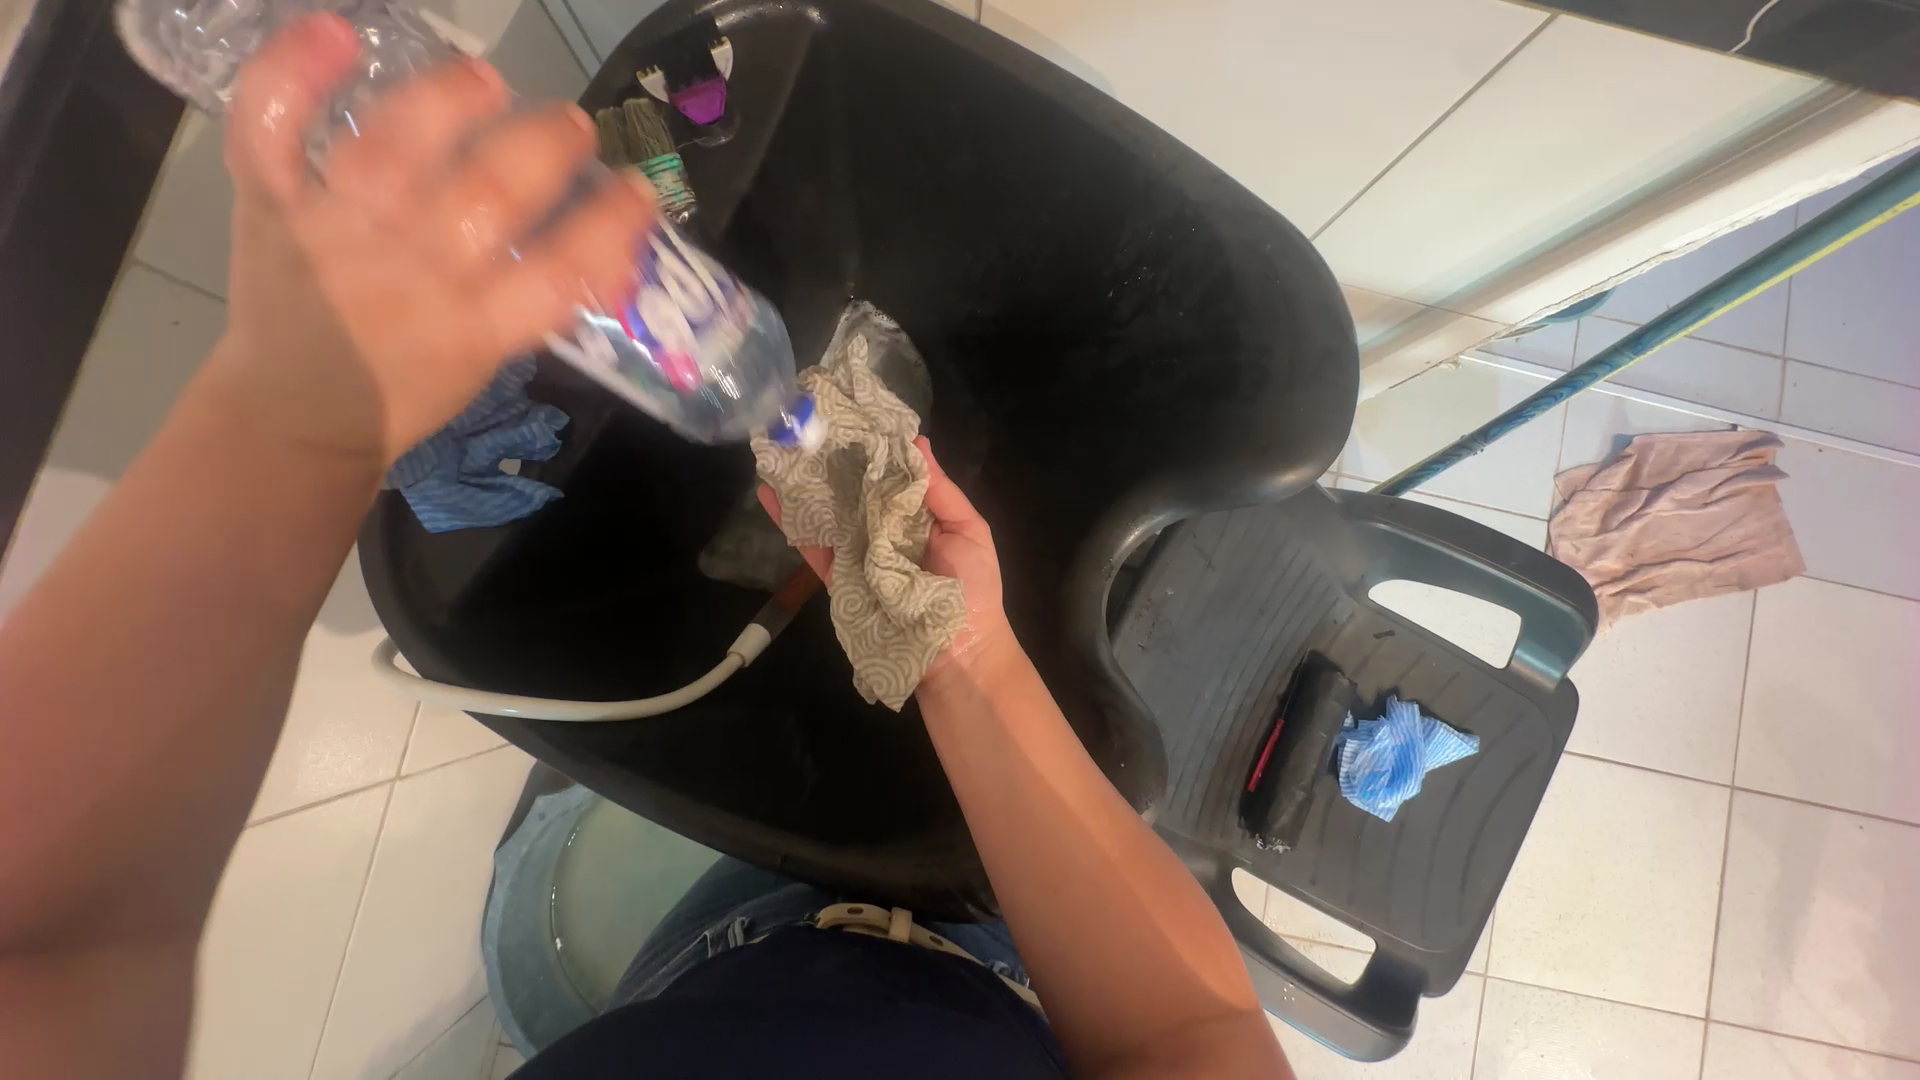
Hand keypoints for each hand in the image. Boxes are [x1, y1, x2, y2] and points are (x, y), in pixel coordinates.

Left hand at [207, 14, 653, 467]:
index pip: (562, 272)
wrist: (298, 414)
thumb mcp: (490, 366)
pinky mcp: (271, 206)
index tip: (641, 191)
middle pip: (487, 195)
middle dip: (543, 149)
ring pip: (391, 149)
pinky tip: (337, 29)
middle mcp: (412, 275)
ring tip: (489, 79)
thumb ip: (532, 309)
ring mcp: (336, 234)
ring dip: (446, 102)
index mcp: (476, 329)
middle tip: (575, 124)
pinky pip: (269, 129)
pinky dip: (294, 72)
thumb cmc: (411, 395)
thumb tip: (595, 257)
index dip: (610, 226)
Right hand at [757, 437, 1016, 679]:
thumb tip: (917, 442)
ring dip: (804, 484)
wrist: (958, 655)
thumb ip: (940, 490)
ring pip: (829, 513)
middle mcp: (884, 529)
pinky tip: (771, 493)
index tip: (847, 414)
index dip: (870, 446)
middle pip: (853, 489)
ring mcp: (860, 553)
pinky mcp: (839, 579)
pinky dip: (793, 523)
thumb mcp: (969, 530)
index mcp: (917, 514)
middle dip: (830, 460)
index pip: (889, 473)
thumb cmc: (973, 589)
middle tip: (800, 422)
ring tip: (776, 449)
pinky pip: (815, 547)